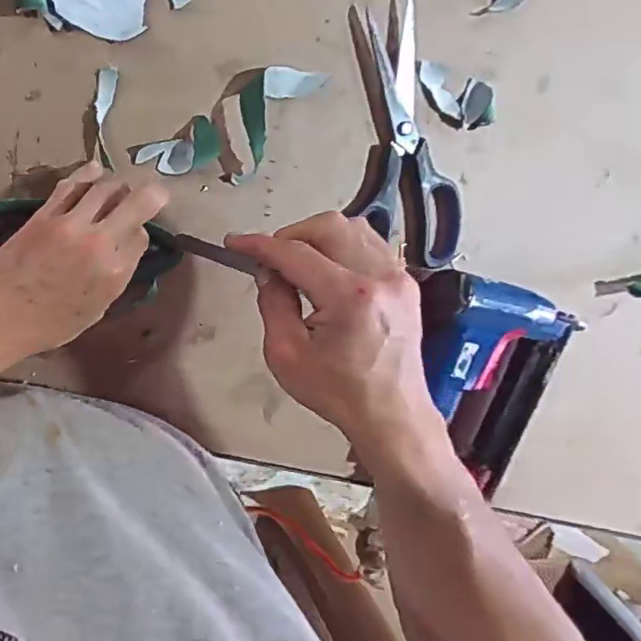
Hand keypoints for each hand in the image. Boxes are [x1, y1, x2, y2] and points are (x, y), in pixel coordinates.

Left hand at [0, 162, 168, 363]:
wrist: (4, 316)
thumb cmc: (52, 324)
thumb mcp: (97, 309)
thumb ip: (116, 277)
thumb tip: (124, 252)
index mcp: (114, 272)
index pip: (141, 236)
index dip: (140, 232)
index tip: (134, 233)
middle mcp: (98, 242)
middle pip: (136, 203)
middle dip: (150, 194)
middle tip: (154, 190)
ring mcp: (70, 225)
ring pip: (105, 188)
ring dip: (119, 183)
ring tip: (121, 183)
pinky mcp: (45, 215)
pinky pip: (71, 186)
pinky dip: (87, 174)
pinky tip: (95, 170)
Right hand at [227, 213, 439, 442]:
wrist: (391, 414)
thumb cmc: (340, 392)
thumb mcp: (286, 354)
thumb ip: (273, 303)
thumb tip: (269, 272)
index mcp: (350, 297)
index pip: (295, 252)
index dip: (259, 245)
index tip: (236, 242)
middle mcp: (380, 278)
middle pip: (327, 227)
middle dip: (290, 236)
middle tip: (271, 261)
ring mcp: (398, 277)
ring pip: (352, 228)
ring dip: (316, 239)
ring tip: (297, 267)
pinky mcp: (404, 283)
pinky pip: (369, 244)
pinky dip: (341, 247)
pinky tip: (325, 271)